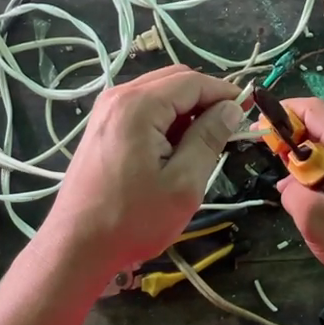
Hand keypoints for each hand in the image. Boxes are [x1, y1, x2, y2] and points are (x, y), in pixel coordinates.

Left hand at [47, 65, 243, 274]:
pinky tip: (174, 147)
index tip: (248, 111)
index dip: (224, 92)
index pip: (192, 82)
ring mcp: (107, 109)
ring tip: (201, 143)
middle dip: (205, 98)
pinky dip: (165, 117)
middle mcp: (118, 96)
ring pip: (159, 91)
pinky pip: (143, 106)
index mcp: (138, 105)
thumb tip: (231, 109)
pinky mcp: (103, 125)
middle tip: (227, 130)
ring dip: (186, 109)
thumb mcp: (183, 184)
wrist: (76, 246)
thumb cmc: (131, 219)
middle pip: (175, 79)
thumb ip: (208, 139)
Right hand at [274, 97, 323, 303]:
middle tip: (276, 166)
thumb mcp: (313, 219)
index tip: (261, 132)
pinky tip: (318, 199)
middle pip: (322, 123)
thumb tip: (288, 183)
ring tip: (296, 189)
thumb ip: (291, 192)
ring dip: (308, 158)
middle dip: (293, 138)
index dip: (282, 112)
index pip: (311, 108)